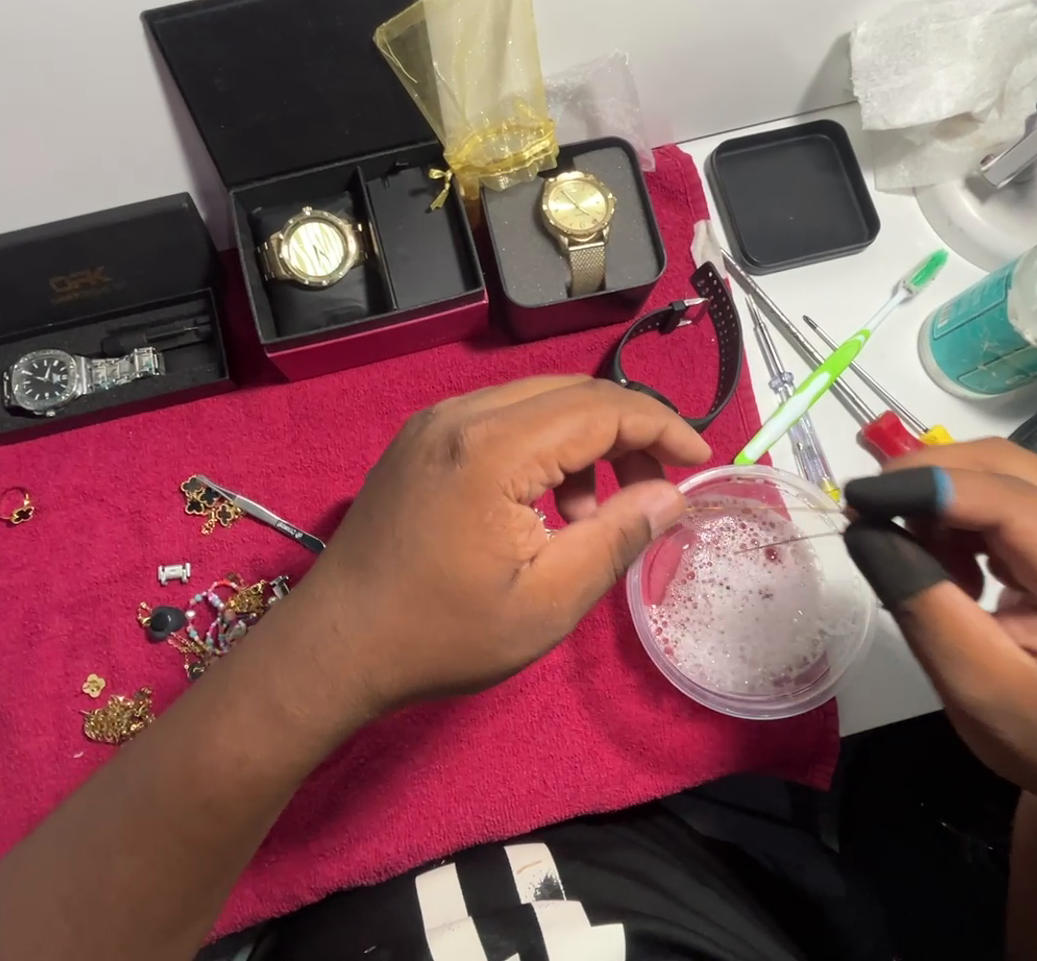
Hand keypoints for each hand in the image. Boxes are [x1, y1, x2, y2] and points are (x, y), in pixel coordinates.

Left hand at [287, 376, 710, 714]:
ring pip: (536, 401)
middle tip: (654, 487)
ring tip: (591, 512)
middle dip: (627, 431)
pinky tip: (542, 505)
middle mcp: (462, 414)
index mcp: (494, 449)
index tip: (699, 460)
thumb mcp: (547, 601)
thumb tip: (670, 495)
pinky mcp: (421, 439)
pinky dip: (540, 447)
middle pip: (571, 392)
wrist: (336, 644)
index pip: (602, 408)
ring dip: (582, 440)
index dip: (662, 428)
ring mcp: (434, 422)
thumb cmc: (442, 633)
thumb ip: (617, 537)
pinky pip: (500, 419)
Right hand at [854, 439, 1036, 835]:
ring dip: (943, 494)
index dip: (924, 485)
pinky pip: (1012, 498)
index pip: (1005, 498)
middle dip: (928, 476)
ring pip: (1007, 473)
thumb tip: (864, 527)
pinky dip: (962, 512)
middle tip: (867, 512)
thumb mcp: (972, 682)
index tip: (854, 497)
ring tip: (910, 548)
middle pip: (1010, 467)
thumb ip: (919, 598)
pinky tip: (948, 559)